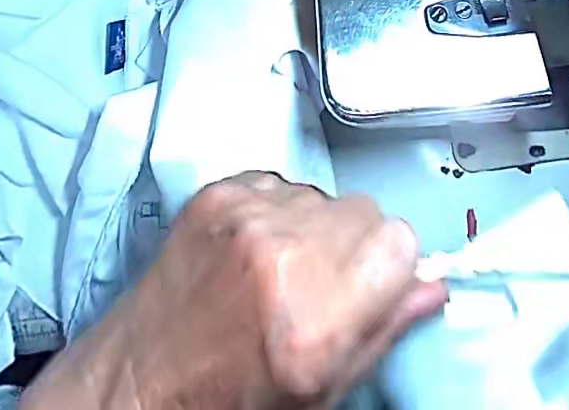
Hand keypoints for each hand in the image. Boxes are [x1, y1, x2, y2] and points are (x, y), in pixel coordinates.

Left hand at [23, 171, 446, 408]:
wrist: (137, 384)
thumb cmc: (226, 399)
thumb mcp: (319, 393)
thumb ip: (383, 332)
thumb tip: (431, 286)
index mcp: (314, 320)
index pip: (399, 240)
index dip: (393, 265)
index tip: (378, 281)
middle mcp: (280, 254)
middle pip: (364, 209)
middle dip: (357, 243)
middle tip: (327, 281)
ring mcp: (243, 214)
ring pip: (323, 192)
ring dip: (317, 223)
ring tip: (284, 266)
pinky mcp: (216, 192)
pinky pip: (280, 180)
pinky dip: (278, 208)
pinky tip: (257, 245)